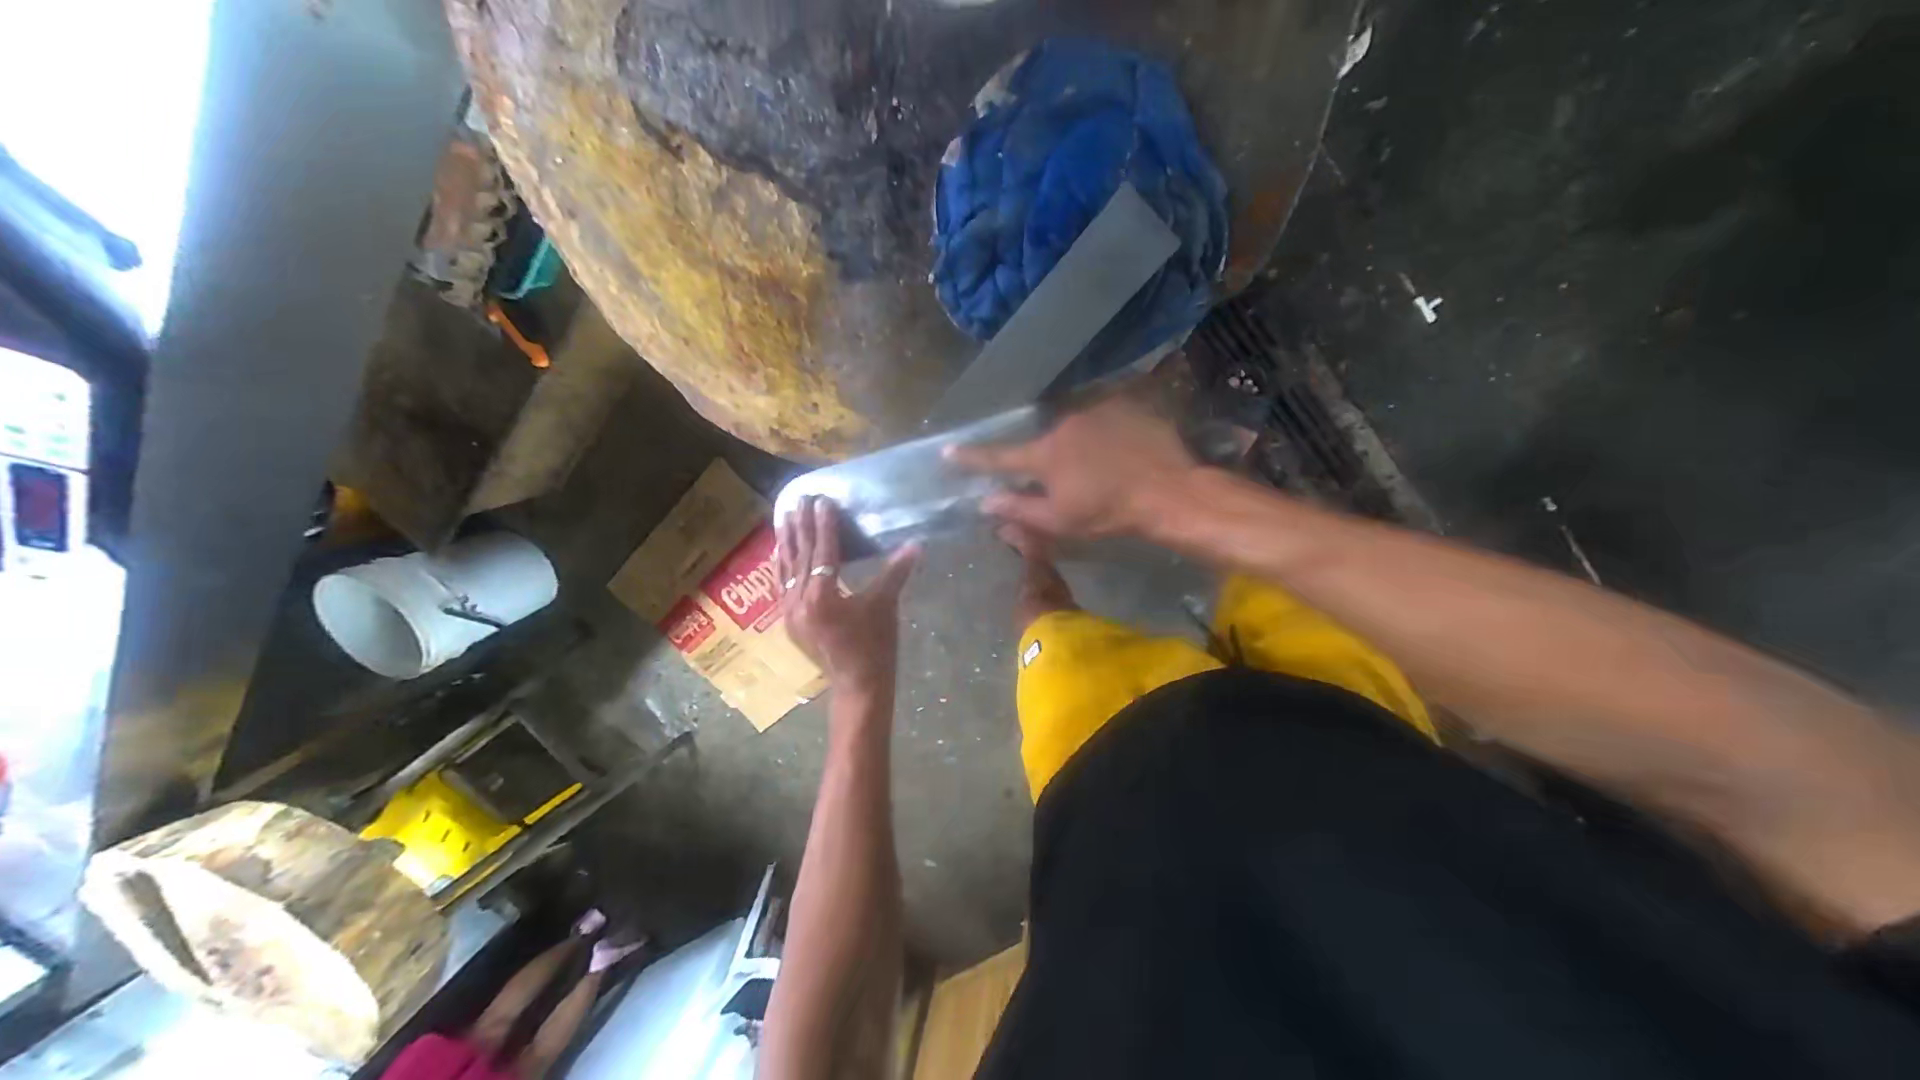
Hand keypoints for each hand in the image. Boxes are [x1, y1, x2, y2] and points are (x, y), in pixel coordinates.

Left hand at [775, 496, 919, 692]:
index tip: (822, 500)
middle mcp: (799, 601)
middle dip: (800, 526)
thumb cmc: (875, 646)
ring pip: (786, 569)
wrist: (858, 685)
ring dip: (787, 542)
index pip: (823, 551)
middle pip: (800, 556)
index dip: (824, 524)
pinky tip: (780, 552)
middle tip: (799, 499)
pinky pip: (782, 586)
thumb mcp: (885, 605)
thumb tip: (915, 543)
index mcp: (822, 596)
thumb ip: (896, 572)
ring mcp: (791, 612)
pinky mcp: (790, 621)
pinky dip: (783, 565)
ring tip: (784, 516)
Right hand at [946, 394, 1198, 538]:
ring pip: (1078, 431)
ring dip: (1084, 448)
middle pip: (1046, 443)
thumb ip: (1018, 510)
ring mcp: (1096, 410)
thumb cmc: (1109, 513)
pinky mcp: (1125, 405)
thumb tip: (985, 502)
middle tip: (1075, 484)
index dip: (972, 457)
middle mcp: (1064, 423)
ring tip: (1108, 470)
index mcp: (1045, 454)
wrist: (1170, 491)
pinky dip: (1109, 436)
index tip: (948, 451)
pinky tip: (1126, 454)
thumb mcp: (1060, 521)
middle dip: (1052, 462)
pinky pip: (1106, 419)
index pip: (999, 456)